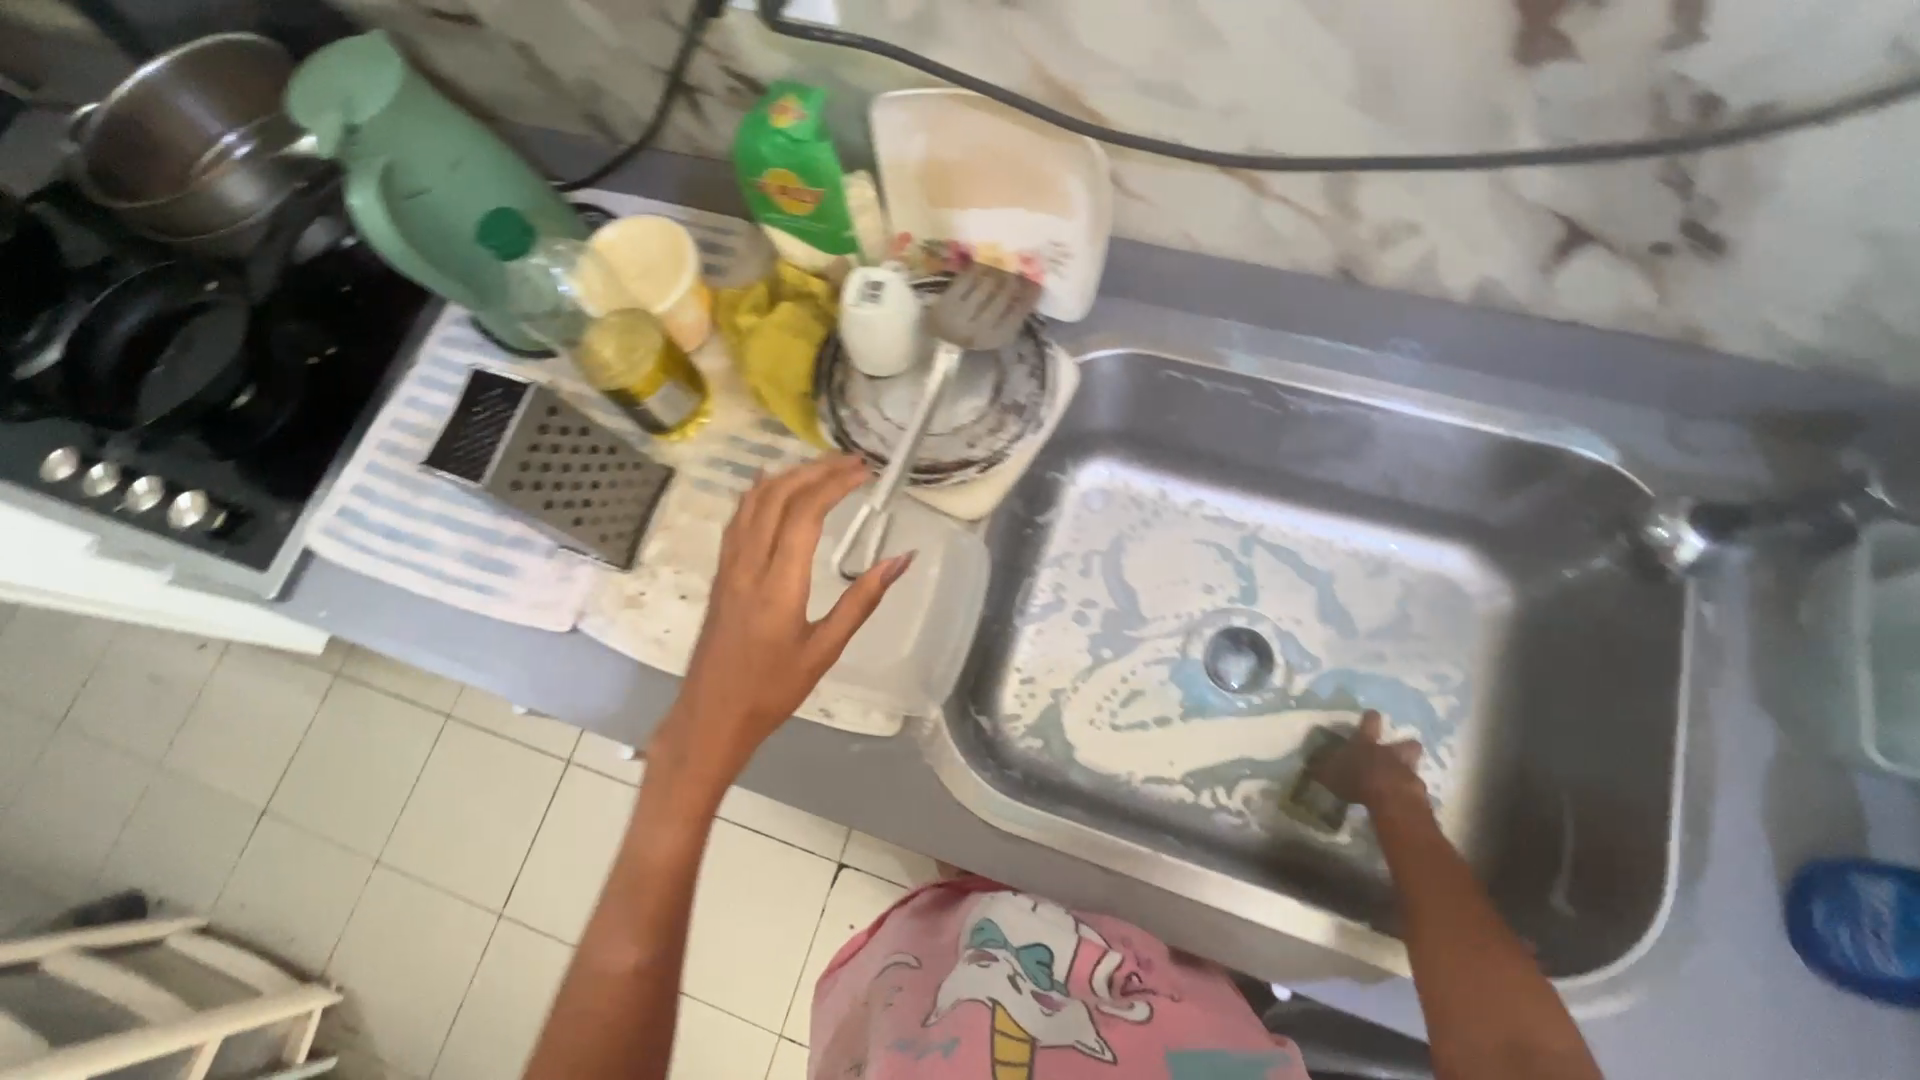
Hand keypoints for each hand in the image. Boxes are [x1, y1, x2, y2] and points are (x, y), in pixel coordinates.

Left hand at [650, 455, 911, 788]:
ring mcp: (729, 567)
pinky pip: (738, 519)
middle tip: (851, 462)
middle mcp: (749, 565)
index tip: (864, 472)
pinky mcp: (721, 574)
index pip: (805, 514)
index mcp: (778, 585)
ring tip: (821, 466)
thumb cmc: (773, 690)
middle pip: (777, 497)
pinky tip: (771, 485)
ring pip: (753, 502)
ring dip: (788, 476)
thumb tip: (901, 560)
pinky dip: (759, 493)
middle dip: (815, 470)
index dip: (835, 485)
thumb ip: (862, 601)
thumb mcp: (825, 650)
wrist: (711, 716)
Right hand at [1310, 709, 1426, 810]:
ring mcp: (1406, 769)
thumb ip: (1321, 768)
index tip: (1372, 714)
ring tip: (1404, 774)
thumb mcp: (1328, 774)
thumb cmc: (1355, 779)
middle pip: (1405, 742)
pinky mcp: (1416, 788)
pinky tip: (1404, 797)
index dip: (1370, 718)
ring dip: (1410, 765)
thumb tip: (1309, 764)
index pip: (1369, 722)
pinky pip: (1415, 785)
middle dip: (1405, 744)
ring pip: (1414, 762)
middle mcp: (1389, 752)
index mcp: (1366, 743)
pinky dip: (1410, 789)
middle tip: (1400, 748)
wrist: (1389, 797)